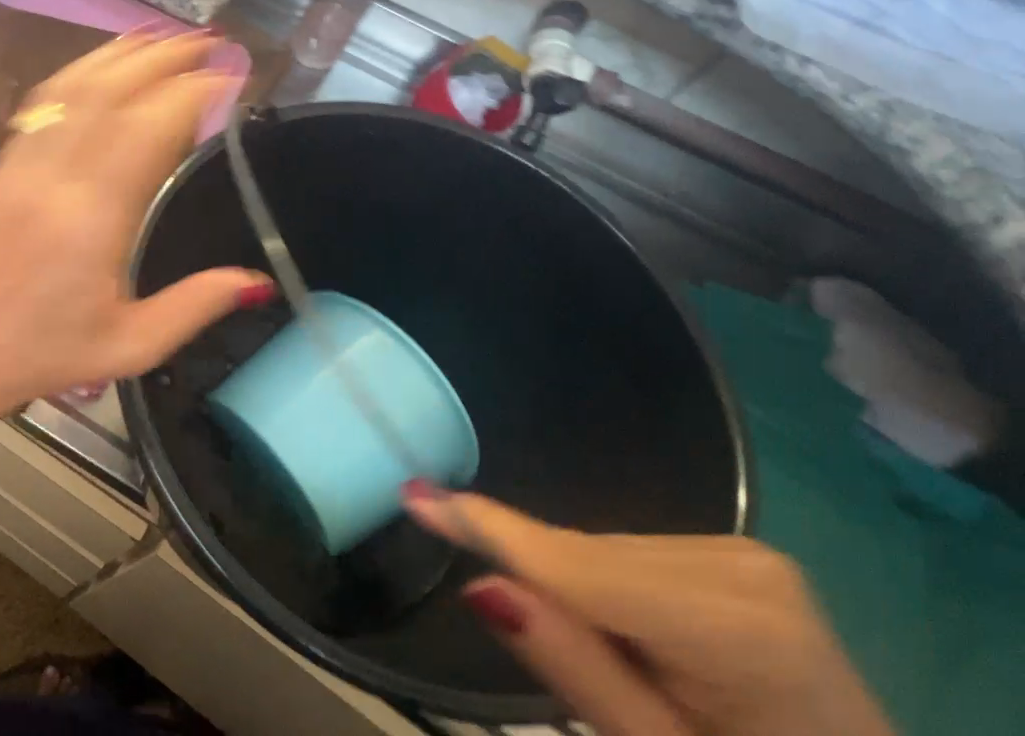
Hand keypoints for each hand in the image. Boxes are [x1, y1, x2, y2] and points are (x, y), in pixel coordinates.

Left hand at [0, 30, 271, 416]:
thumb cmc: (50, 351)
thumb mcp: (133, 344)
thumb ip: (196, 306)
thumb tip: (259, 281)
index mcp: (93, 219)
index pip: (148, 129)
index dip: (191, 92)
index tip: (231, 77)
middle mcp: (56, 178)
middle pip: (112, 92)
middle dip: (164, 58)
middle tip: (209, 41)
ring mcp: (23, 165)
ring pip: (73, 88)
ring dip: (122, 54)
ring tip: (165, 36)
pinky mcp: (5, 166)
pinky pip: (43, 104)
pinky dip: (79, 73)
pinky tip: (105, 63)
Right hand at [406, 487, 894, 735]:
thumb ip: (573, 668)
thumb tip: (484, 586)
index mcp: (733, 628)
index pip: (577, 565)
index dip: (490, 530)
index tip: (415, 494)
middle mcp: (740, 565)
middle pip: (588, 558)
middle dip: (544, 587)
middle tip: (564, 668)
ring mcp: (748, 553)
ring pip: (602, 551)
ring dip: (576, 590)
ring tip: (615, 666)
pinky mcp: (744, 554)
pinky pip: (631, 555)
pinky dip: (607, 586)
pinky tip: (635, 634)